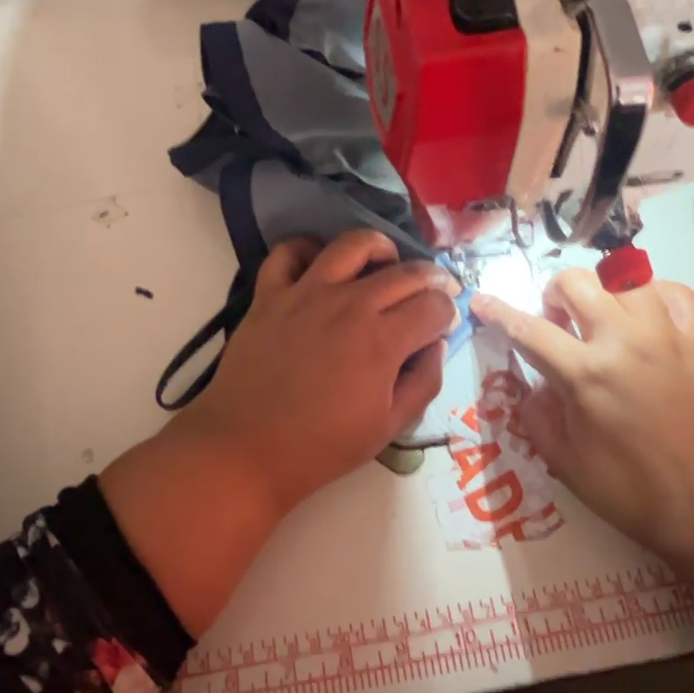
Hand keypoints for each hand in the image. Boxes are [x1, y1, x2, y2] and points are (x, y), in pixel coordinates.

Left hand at [101, 231, 459, 633]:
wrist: (245, 448)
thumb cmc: (321, 446)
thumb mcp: (388, 427)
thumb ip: (423, 381)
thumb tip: (436, 344)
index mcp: (382, 340)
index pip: (434, 305)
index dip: (448, 312)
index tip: (444, 324)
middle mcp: (350, 304)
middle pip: (405, 272)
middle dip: (432, 278)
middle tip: (434, 291)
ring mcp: (306, 292)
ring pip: (353, 244)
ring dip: (380, 248)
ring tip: (384, 264)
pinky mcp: (270, 293)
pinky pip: (290, 252)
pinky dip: (309, 249)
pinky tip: (321, 267)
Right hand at [471, 271, 693, 604]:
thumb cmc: (638, 496)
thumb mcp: (569, 466)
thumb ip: (538, 417)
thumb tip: (533, 385)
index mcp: (584, 375)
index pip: (528, 329)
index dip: (498, 313)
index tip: (481, 301)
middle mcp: (622, 341)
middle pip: (574, 283)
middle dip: (553, 296)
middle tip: (558, 326)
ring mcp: (667, 335)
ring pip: (624, 282)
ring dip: (605, 299)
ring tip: (608, 327)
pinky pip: (675, 294)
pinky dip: (655, 298)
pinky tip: (650, 318)